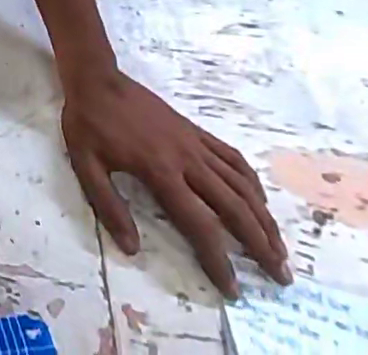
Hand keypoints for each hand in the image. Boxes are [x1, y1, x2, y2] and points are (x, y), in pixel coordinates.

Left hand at [62, 66, 290, 297]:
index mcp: (159, 171)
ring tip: (279, 246)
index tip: (233, 288)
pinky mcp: (193, 128)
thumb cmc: (88, 121)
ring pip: (240, 183)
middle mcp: (185, 158)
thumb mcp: (86, 164)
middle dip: (260, 244)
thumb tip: (132, 248)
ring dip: (264, 216)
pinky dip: (250, 179)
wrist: (96, 79)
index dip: (218, 260)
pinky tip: (259, 197)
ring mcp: (193, 141)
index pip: (199, 224)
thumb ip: (108, 206)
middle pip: (234, 207)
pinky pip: (231, 156)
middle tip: (281, 275)